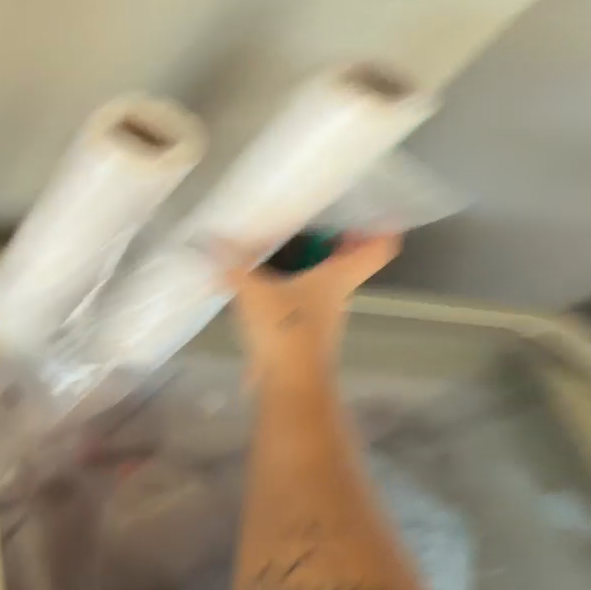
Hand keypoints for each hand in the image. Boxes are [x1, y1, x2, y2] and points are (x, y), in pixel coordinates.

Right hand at [221, 233, 399, 376]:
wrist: (289, 380)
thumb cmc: (285, 327)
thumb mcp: (253, 290)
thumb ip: (234, 264)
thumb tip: (210, 237)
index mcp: (340, 276)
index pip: (380, 245)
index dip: (379, 225)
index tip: (362, 209)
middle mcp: (339, 292)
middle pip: (348, 261)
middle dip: (330, 242)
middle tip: (304, 224)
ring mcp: (322, 314)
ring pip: (322, 281)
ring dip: (304, 266)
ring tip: (271, 252)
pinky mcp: (302, 331)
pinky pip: (299, 300)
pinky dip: (284, 289)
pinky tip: (255, 287)